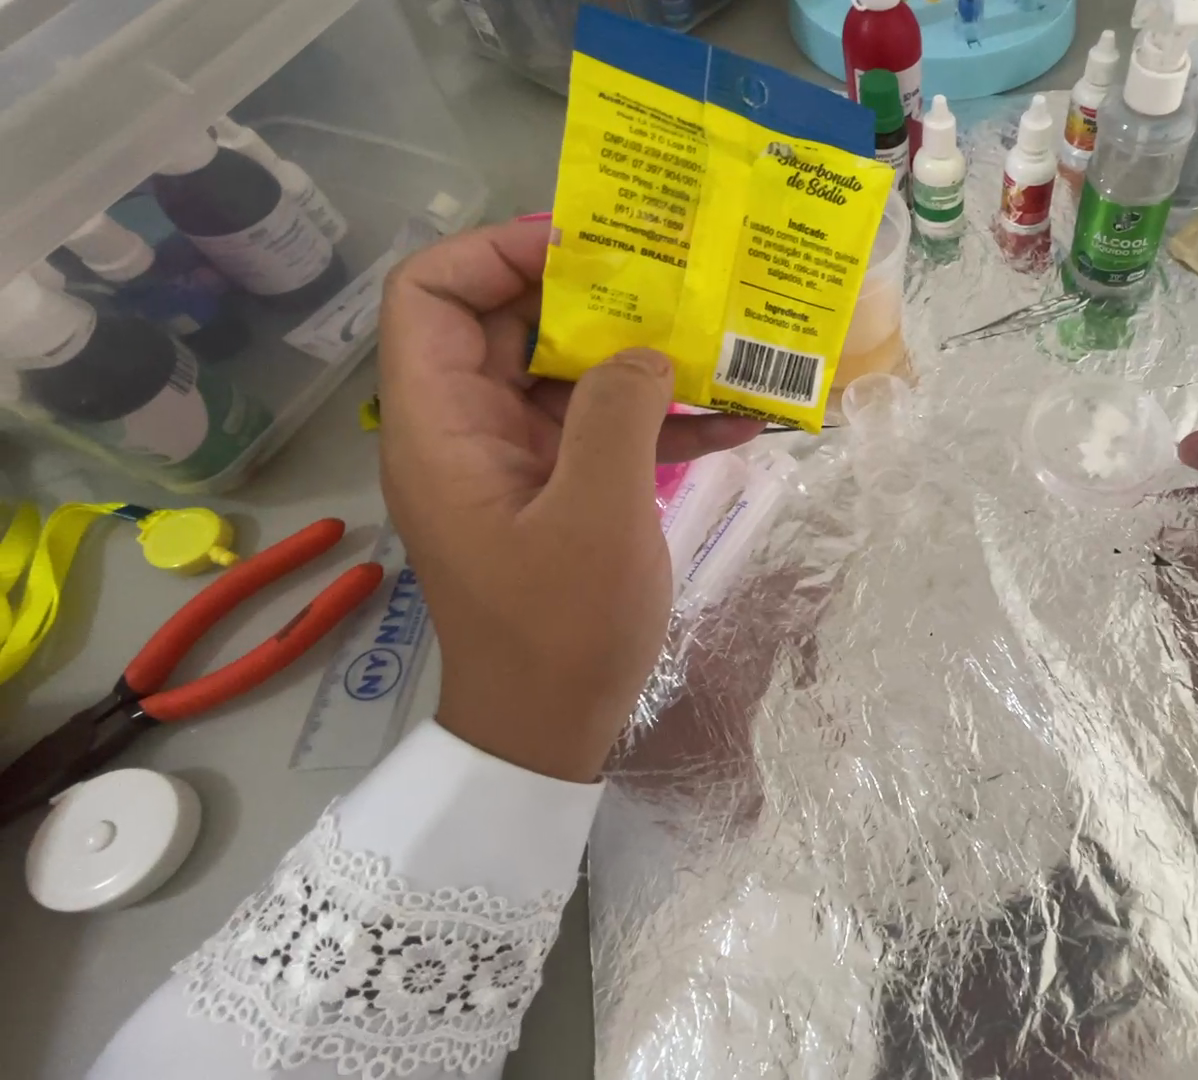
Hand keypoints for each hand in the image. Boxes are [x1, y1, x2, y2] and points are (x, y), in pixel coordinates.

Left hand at [378, 220, 760, 781]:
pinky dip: (663, 424)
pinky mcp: (564, 495)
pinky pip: (608, 437)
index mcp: (444, 426)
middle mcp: (473, 431)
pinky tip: (736, 424)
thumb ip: (616, 413)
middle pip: (515, 329)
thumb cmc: (562, 627)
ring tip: (722, 346)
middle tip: (675, 285)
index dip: (501, 254)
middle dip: (596, 301)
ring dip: (646, 364)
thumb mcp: (597, 515)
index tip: (590, 249)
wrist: (554, 724)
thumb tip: (647, 349)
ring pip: (574, 382)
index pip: (437, 296)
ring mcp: (522, 465)